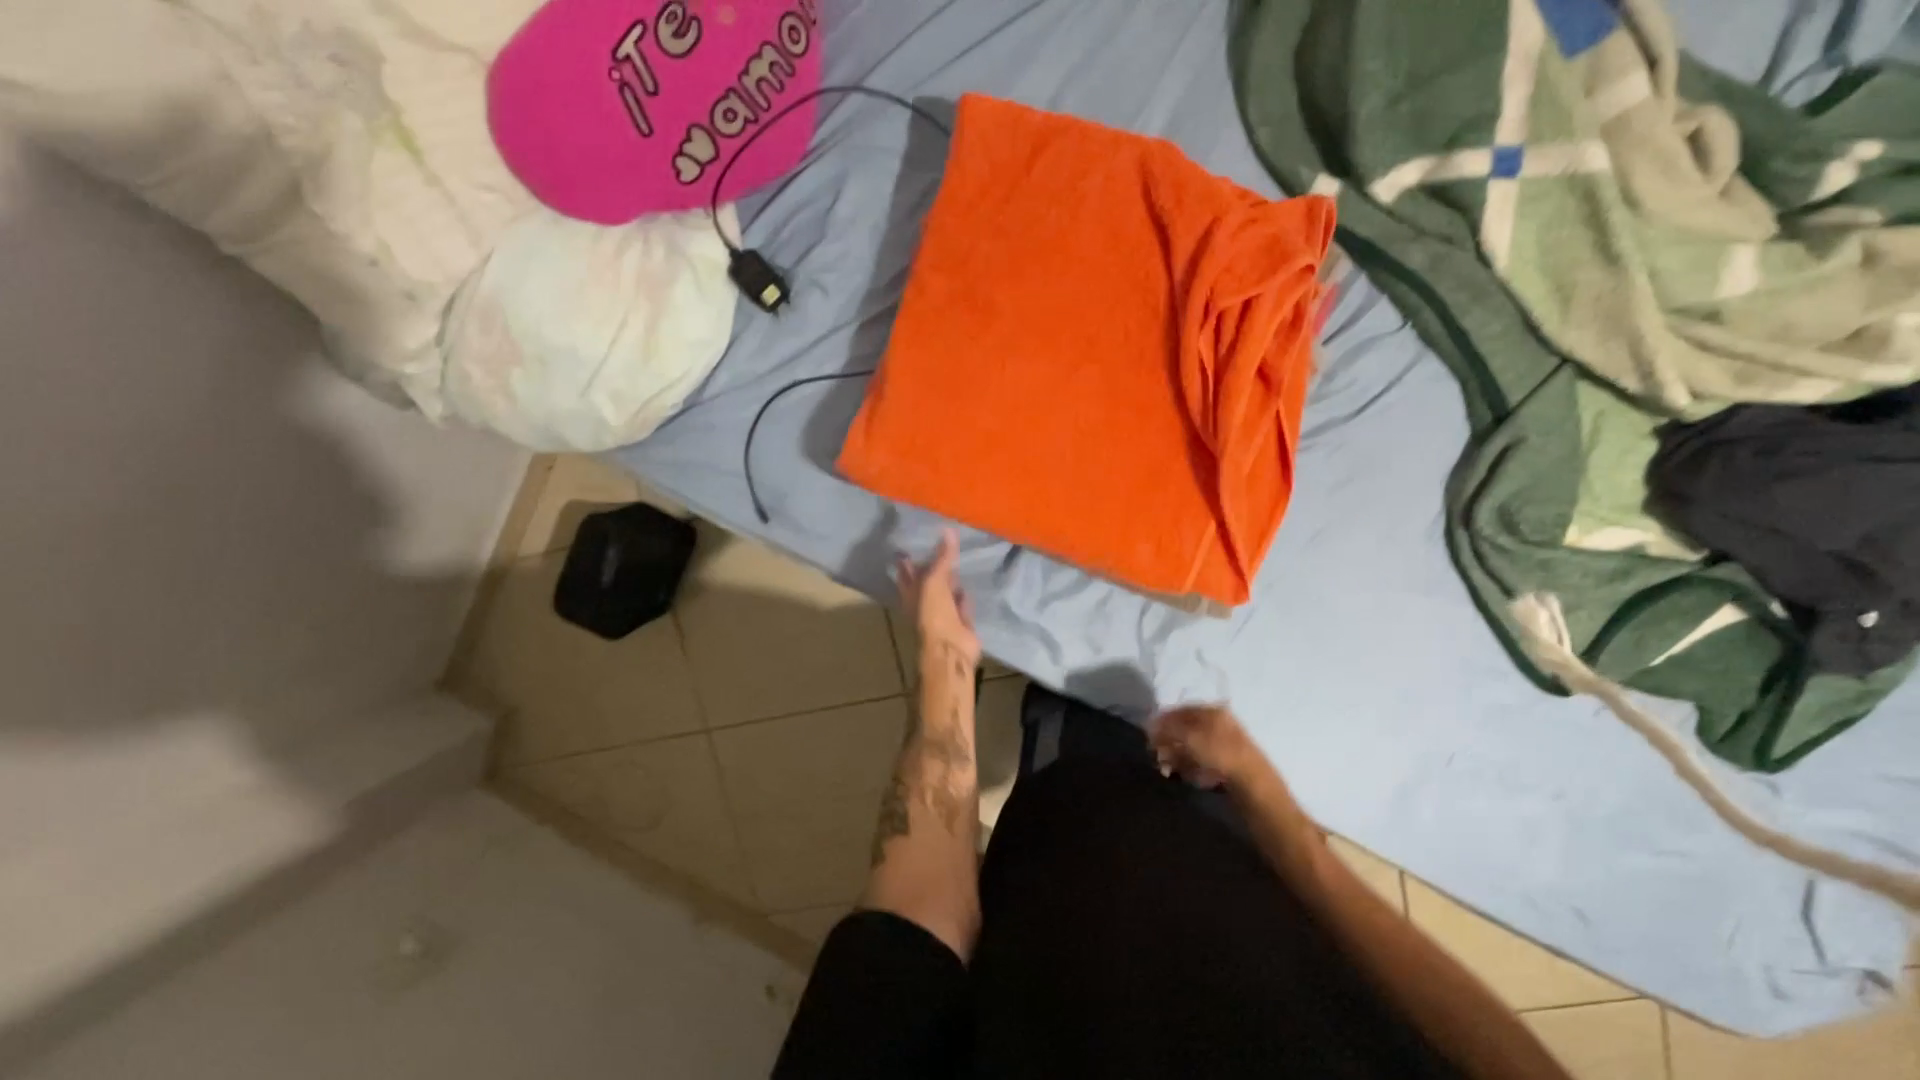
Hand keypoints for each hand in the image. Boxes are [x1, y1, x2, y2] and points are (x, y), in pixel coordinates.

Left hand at [896, 529, 981, 672]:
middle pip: (926, 581)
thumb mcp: (934, 582)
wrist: (951, 649)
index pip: (906, 571)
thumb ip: (942, 558)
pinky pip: (961, 605)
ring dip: (949, 580)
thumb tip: (948, 530)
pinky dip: (964, 597)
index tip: (910, 542)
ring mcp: (942, 614)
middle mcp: (924, 602)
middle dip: (930, 566)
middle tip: (937, 545)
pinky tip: (967, 587)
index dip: (906, 558)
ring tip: (955, 560)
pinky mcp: (960, 622)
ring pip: (945, 593)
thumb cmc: (934, 615)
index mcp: (911, 593)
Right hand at [1150, 705, 1263, 789]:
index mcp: (1213, 711)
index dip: (1163, 721)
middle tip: (1157, 755)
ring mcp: (1226, 743)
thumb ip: (1167, 729)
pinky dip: (1191, 766)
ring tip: (1168, 768)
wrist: (1251, 781)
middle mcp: (1221, 723)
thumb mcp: (1188, 736)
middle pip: (1186, 729)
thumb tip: (1151, 725)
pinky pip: (1203, 760)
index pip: (1181, 711)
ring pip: (1194, 746)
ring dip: (1178, 756)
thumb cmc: (1218, 753)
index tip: (1149, 735)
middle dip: (1169, 742)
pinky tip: (1185, 774)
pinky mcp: (1229, 763)